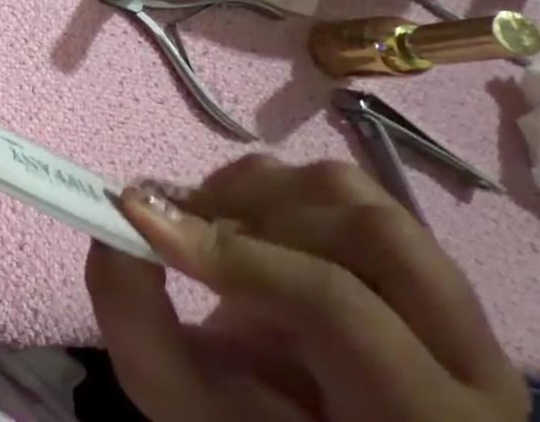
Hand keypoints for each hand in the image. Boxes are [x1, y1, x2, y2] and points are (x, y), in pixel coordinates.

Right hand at [86, 155, 526, 421]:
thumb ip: (136, 323)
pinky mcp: (421, 268)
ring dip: (261, 189)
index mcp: (422, 417)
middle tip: (173, 217)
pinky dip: (275, 186)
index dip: (231, 251)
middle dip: (250, 208)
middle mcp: (471, 359)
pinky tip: (237, 219)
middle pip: (370, 232)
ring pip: (362, 199)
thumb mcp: (183, 401)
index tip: (136, 220)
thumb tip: (112, 228)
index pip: (337, 305)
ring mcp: (458, 308)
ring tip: (203, 216)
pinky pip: (354, 193)